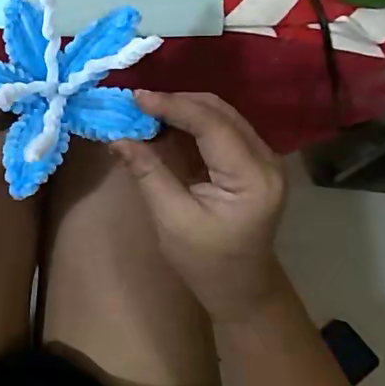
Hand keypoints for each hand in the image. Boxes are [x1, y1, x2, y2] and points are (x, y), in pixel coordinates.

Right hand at [111, 91, 288, 320]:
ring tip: (146, 112)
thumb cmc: (205, 261)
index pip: (211, 125)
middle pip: (220, 112)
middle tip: (136, 104)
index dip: (172, 106)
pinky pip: (222, 129)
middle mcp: (266, 160)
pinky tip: (165, 125)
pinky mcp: (253, 161)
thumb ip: (148, 173)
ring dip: (183, 109)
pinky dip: (192, 123)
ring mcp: (264, 158)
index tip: (135, 98)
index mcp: (252, 177)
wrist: (240, 287)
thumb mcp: (171, 219)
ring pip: (222, 115)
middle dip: (176, 102)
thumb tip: (117, 138)